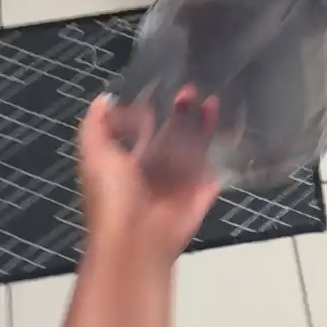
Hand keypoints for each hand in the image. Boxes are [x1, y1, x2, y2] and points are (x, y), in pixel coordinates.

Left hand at [75, 92, 223, 272]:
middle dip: (182, 111)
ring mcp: (179, 183)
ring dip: (204, 125)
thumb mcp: (94, 156)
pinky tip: (233, 127)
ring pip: (196, 148)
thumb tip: (102, 99)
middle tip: (190, 89)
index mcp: (128, 161)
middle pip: (173, 134)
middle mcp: (154, 170)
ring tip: (212, 101)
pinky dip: (225, 153)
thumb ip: (95, 126)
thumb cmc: (112, 197)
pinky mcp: (200, 195)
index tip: (164, 82)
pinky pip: (215, 171)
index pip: (143, 129)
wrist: (136, 244)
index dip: (153, 107)